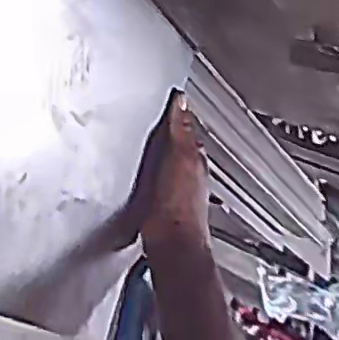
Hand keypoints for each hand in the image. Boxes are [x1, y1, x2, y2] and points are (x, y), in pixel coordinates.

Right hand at [138, 91, 212, 250]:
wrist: (170, 242)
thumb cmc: (178, 203)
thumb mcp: (178, 155)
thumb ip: (179, 128)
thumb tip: (181, 101)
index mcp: (195, 155)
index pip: (187, 124)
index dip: (178, 110)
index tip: (170, 97)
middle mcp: (189, 170)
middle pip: (179, 140)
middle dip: (169, 126)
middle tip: (156, 110)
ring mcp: (176, 185)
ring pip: (169, 156)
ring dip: (160, 145)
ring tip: (148, 132)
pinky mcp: (161, 199)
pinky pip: (157, 173)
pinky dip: (152, 164)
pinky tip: (143, 164)